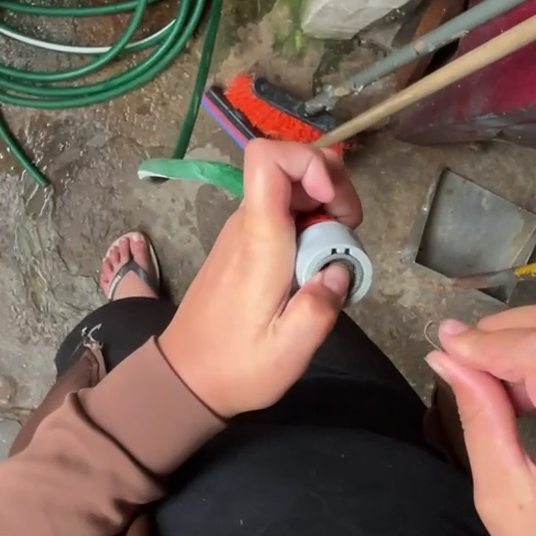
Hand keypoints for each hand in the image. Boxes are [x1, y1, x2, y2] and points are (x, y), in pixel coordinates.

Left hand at [160, 140, 360, 416]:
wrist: (186, 377)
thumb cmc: (235, 366)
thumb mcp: (288, 352)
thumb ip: (320, 308)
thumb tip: (341, 269)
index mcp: (257, 241)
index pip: (267, 158)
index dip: (309, 162)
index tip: (334, 205)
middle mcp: (246, 226)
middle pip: (288, 166)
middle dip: (332, 186)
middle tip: (349, 234)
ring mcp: (242, 233)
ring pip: (289, 190)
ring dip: (323, 208)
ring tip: (337, 253)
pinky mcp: (243, 246)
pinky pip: (281, 214)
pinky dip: (309, 224)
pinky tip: (316, 262)